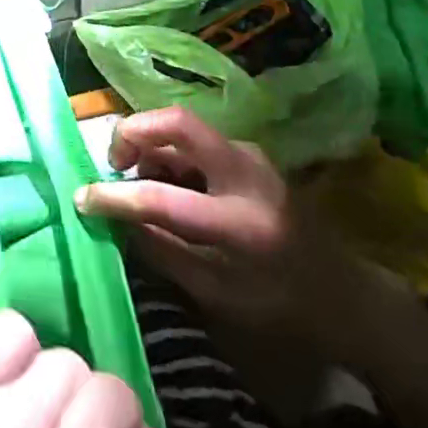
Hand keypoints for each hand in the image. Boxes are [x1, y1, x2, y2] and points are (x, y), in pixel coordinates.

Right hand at [73, 107, 372, 346]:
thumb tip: (112, 217)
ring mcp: (251, 156)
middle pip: (176, 123)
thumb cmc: (279, 305)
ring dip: (150, 146)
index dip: (113, 197)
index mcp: (239, 222)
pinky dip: (169, 154)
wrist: (346, 292)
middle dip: (132, 134)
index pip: (161, 198)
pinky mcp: (248, 153)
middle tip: (114, 165)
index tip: (81, 198)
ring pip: (182, 128)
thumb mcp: (212, 293)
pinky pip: (195, 140)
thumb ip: (157, 249)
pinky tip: (168, 183)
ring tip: (139, 181)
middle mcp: (246, 173)